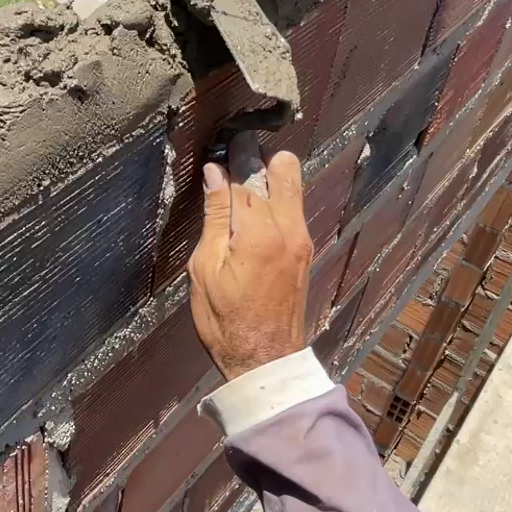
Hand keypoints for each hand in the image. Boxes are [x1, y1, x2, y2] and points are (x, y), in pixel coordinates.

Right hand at [188, 131, 314, 379]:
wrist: (265, 360)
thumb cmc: (225, 320)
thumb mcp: (206, 269)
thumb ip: (215, 218)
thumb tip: (214, 175)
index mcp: (259, 233)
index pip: (243, 181)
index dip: (228, 164)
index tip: (217, 151)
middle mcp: (289, 230)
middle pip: (282, 171)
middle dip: (259, 158)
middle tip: (236, 155)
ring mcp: (302, 240)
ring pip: (290, 189)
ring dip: (268, 179)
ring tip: (239, 181)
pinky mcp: (305, 251)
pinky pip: (291, 211)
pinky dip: (273, 200)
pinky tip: (250, 210)